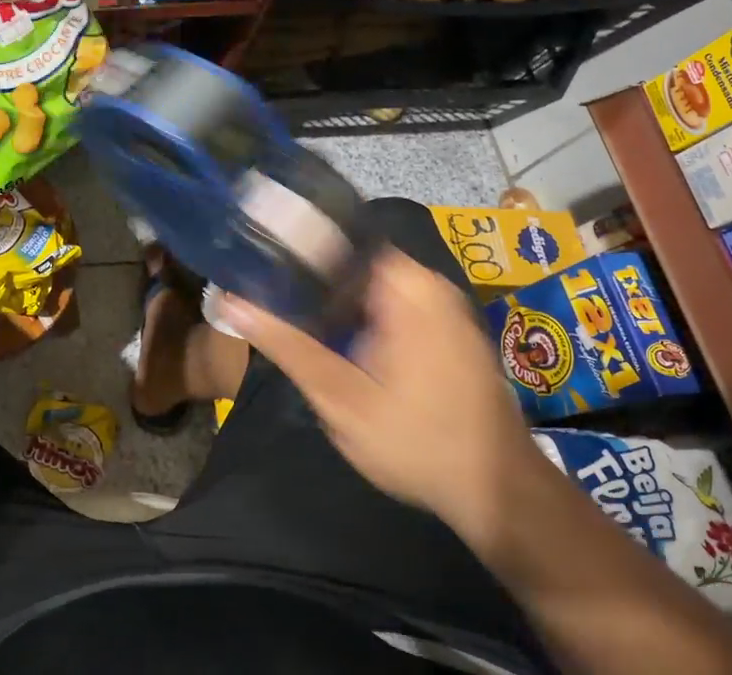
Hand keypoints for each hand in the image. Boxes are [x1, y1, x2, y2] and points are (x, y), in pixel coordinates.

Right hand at [217, 250, 545, 542]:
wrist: (500, 494)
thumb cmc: (418, 443)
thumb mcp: (341, 398)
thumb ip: (287, 346)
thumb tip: (232, 303)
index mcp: (408, 288)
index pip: (338, 238)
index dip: (292, 245)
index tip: (254, 256)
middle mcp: (431, 287)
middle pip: (352, 261)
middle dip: (307, 276)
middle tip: (262, 291)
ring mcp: (443, 310)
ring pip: (369, 285)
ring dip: (330, 299)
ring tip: (283, 311)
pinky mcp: (446, 333)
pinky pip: (390, 305)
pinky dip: (357, 316)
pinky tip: (330, 340)